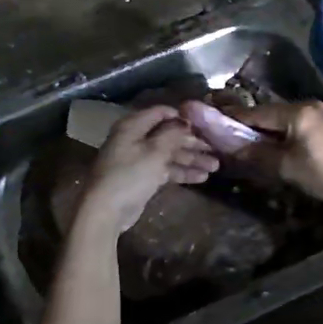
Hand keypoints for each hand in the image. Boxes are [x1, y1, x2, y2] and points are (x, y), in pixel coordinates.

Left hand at [77, 106, 219, 233]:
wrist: (107, 210)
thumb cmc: (130, 175)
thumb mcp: (154, 151)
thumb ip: (172, 134)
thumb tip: (186, 121)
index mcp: (133, 127)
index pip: (161, 113)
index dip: (182, 117)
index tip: (205, 124)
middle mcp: (135, 139)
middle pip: (168, 135)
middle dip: (192, 142)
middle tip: (216, 149)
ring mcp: (139, 159)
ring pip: (170, 154)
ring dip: (192, 159)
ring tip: (215, 166)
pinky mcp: (143, 178)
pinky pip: (166, 170)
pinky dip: (182, 172)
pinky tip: (202, 177)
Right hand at [184, 99, 322, 209]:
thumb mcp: (284, 167)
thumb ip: (253, 152)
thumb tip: (223, 142)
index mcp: (295, 111)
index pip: (253, 113)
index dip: (230, 121)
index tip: (208, 127)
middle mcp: (306, 104)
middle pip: (266, 114)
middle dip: (246, 128)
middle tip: (226, 142)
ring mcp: (318, 113)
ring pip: (279, 120)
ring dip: (262, 133)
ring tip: (246, 148)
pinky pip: (292, 125)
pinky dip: (278, 135)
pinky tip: (271, 148)